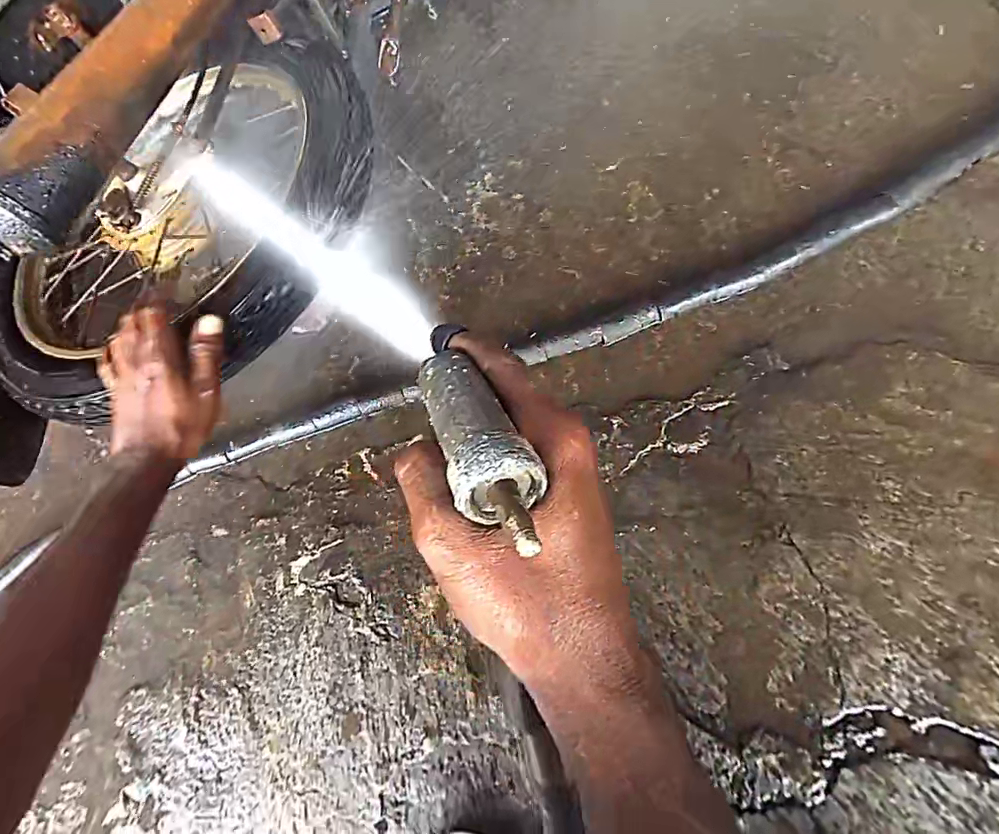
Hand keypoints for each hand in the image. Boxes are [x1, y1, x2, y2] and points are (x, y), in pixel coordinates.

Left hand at [98, 309, 224, 464]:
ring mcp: (122, 378)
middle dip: (140, 310)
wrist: (146, 460)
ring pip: (118, 341)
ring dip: (126, 326)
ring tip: (135, 318)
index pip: (153, 318)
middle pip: (131, 326)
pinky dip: (111, 349)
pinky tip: (113, 348)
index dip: (158, 301)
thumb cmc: (180, 428)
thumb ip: (206, 355)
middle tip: (152, 302)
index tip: (166, 290)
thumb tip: (210, 322)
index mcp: (160, 359)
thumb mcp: (206, 392)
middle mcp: (136, 363)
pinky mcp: (115, 392)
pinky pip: (108, 362)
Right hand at [393, 335, 649, 700]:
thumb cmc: (528, 605)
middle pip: (513, 394)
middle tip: (428, 393)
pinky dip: (490, 448)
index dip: (473, 352)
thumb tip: (414, 449)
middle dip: (469, 389)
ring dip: (477, 423)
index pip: (509, 374)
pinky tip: (463, 470)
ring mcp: (574, 469)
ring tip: (438, 430)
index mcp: (556, 440)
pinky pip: (521, 451)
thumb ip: (422, 487)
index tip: (443, 341)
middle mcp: (571, 443)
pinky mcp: (568, 492)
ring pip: (516, 425)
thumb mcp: (454, 547)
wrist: (584, 658)